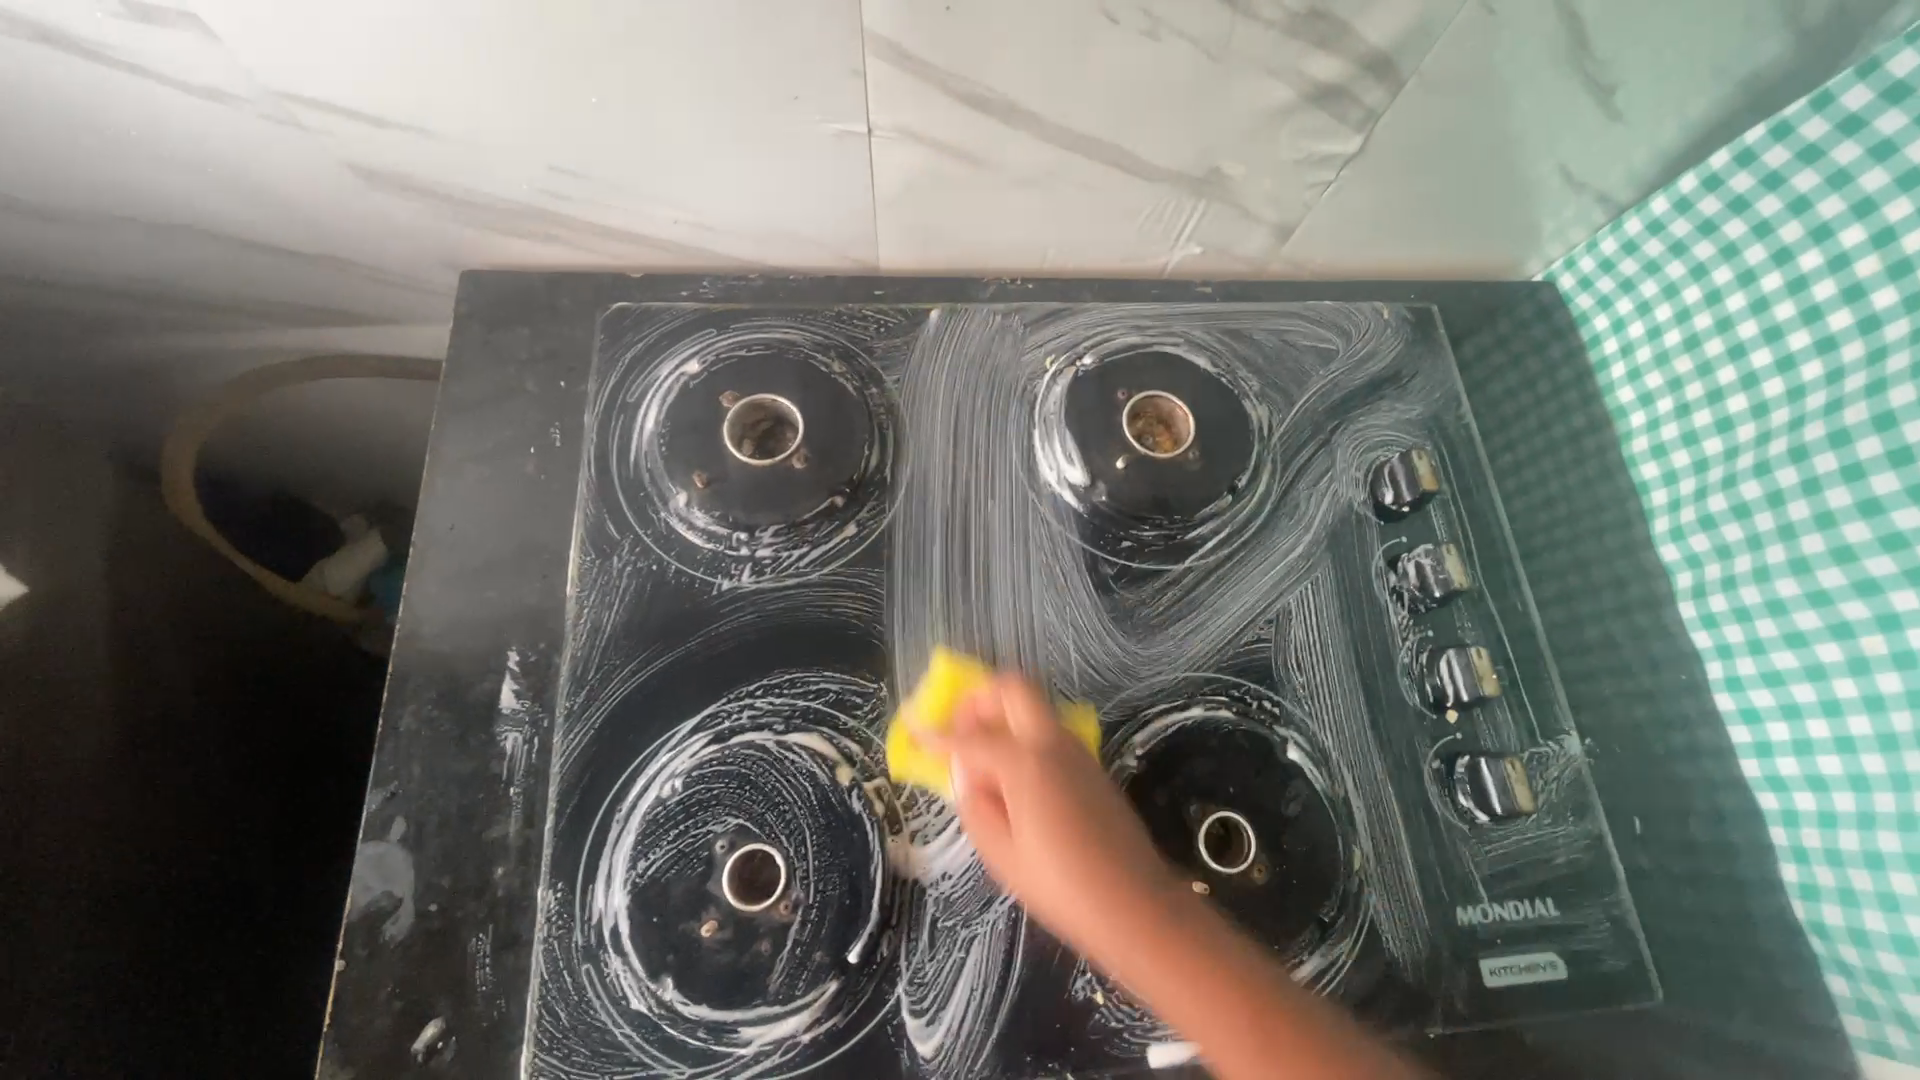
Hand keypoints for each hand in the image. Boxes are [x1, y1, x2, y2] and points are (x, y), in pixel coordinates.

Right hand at [926, 674, 1187, 956]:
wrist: (1136, 905)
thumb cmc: (1062, 887)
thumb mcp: (1001, 855)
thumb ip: (977, 805)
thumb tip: (971, 779)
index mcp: (1026, 762)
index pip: (970, 737)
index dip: (938, 736)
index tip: (917, 732)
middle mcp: (1053, 742)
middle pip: (1013, 687)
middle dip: (980, 699)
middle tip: (960, 729)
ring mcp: (1077, 750)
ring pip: (1033, 708)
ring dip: (1003, 718)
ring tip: (983, 763)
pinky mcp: (1091, 766)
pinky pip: (1048, 734)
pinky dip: (1023, 739)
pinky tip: (1014, 784)